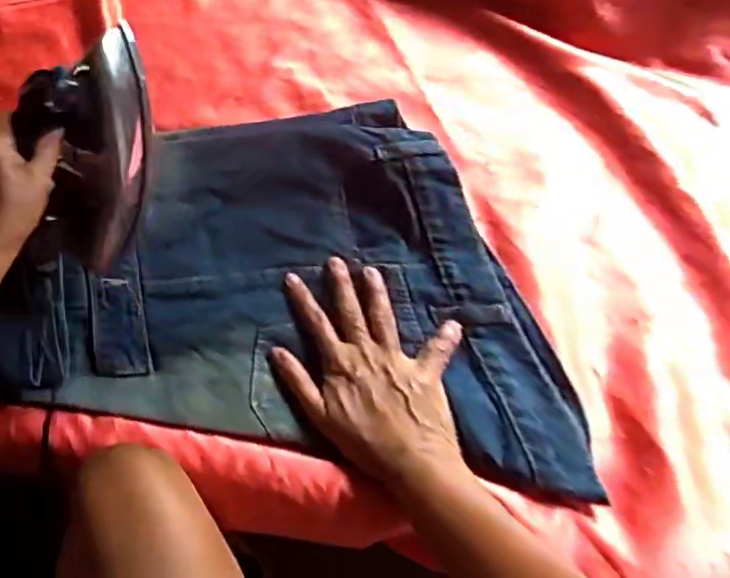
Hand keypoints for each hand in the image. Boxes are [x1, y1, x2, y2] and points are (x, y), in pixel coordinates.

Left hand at [0, 112, 62, 257]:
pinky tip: (35, 167)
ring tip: (46, 149)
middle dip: (26, 130)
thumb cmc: (17, 209)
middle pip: (4, 131)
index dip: (23, 112)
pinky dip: (17, 160)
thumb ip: (47, 151)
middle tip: (51, 133)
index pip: (4, 116)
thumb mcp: (39, 179)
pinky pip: (2, 160)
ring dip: (23, 147)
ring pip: (5, 147)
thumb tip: (56, 128)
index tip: (44, 115)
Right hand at [270, 257, 467, 492]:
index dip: (303, 299)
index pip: (317, 323)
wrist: (416, 467)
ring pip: (384, 320)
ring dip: (378, 295)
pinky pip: (437, 354)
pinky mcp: (426, 376)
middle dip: (342, 285)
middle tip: (336, 261)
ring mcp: (398, 362)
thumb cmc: (364, 442)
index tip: (293, 276)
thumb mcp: (320, 415)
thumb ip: (297, 381)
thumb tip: (276, 350)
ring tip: (372, 272)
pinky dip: (445, 339)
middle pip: (351, 313)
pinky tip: (454, 324)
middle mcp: (367, 354)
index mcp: (340, 362)